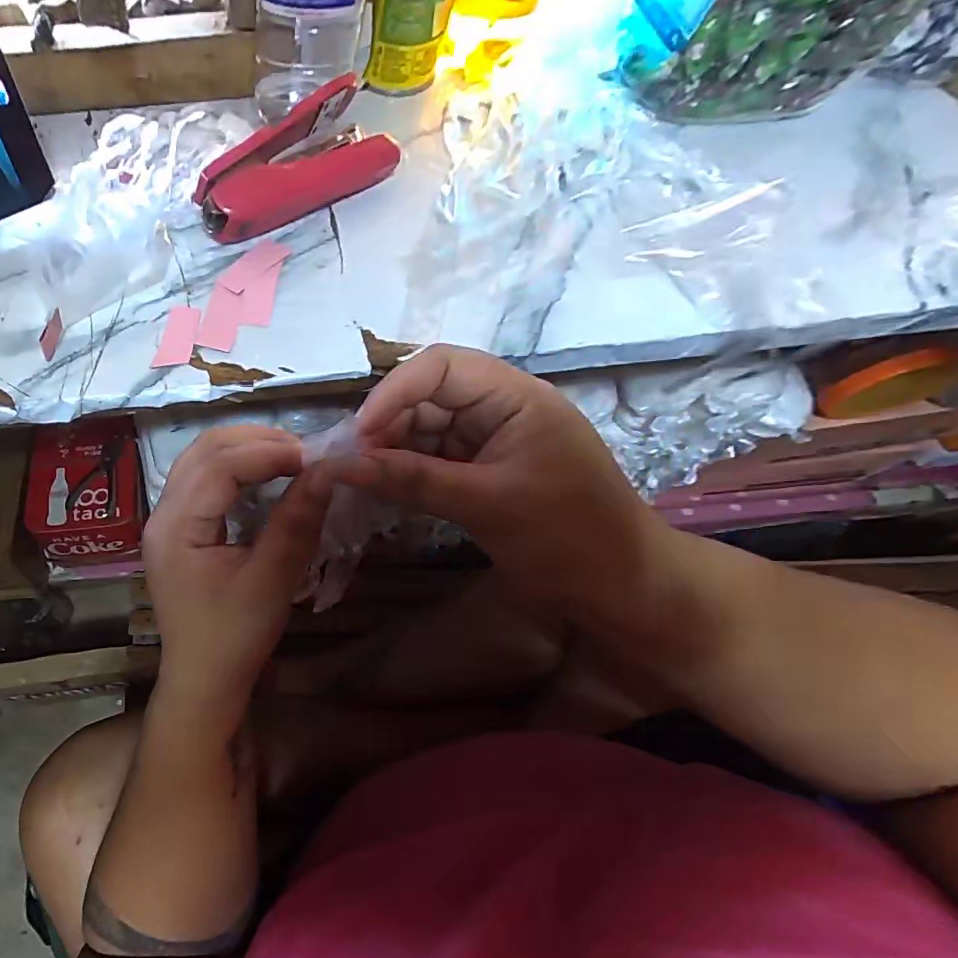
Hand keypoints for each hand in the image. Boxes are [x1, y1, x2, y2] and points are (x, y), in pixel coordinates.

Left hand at [144, 426, 332, 695]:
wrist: (203, 679)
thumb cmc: (234, 637)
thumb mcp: (271, 580)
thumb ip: (296, 522)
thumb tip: (327, 470)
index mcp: (175, 527)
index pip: (218, 465)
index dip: (267, 451)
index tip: (313, 457)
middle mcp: (161, 515)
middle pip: (202, 451)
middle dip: (254, 442)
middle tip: (303, 452)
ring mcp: (164, 522)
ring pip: (199, 461)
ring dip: (243, 451)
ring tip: (289, 458)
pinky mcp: (176, 531)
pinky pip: (201, 481)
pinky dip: (233, 469)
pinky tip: (263, 477)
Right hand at [330, 345, 662, 614]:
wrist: (617, 589)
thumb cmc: (565, 538)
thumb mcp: (484, 504)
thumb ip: (410, 479)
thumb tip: (339, 466)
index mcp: (515, 399)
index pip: (441, 367)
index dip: (393, 392)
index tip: (359, 435)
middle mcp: (499, 409)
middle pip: (425, 396)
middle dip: (385, 425)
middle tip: (349, 465)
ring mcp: (488, 440)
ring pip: (421, 429)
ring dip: (388, 451)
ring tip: (357, 479)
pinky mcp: (479, 470)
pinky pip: (429, 458)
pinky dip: (402, 471)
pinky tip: (378, 488)